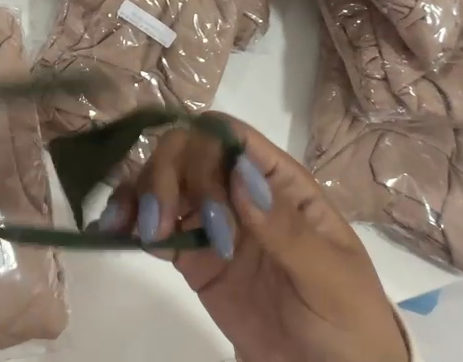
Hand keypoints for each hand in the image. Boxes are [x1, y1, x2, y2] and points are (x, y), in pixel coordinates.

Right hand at [99, 114, 408, 361]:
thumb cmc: (348, 325)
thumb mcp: (331, 279)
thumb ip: (288, 230)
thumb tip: (241, 173)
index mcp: (277, 184)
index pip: (229, 137)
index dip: (202, 146)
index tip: (195, 193)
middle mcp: (238, 191)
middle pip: (185, 151)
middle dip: (165, 178)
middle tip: (160, 226)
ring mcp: (210, 222)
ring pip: (162, 180)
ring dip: (140, 194)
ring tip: (134, 231)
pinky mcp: (190, 257)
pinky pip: (152, 224)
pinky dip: (128, 220)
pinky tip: (113, 232)